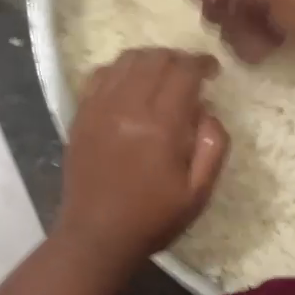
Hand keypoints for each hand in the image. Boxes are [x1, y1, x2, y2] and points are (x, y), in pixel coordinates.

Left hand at [56, 49, 230, 264]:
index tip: (213, 70)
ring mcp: (99, 107)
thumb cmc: (152, 218)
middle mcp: (128, 106)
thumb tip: (209, 111)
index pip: (184, 71)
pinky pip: (100, 74)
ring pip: (127, 60)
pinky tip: (129, 83)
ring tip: (162, 74)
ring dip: (150, 59)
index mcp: (162, 125)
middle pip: (155, 58)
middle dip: (178, 58)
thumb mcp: (198, 192)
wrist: (96, 236)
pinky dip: (120, 70)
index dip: (202, 63)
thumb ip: (213, 146)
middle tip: (190, 73)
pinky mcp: (81, 115)